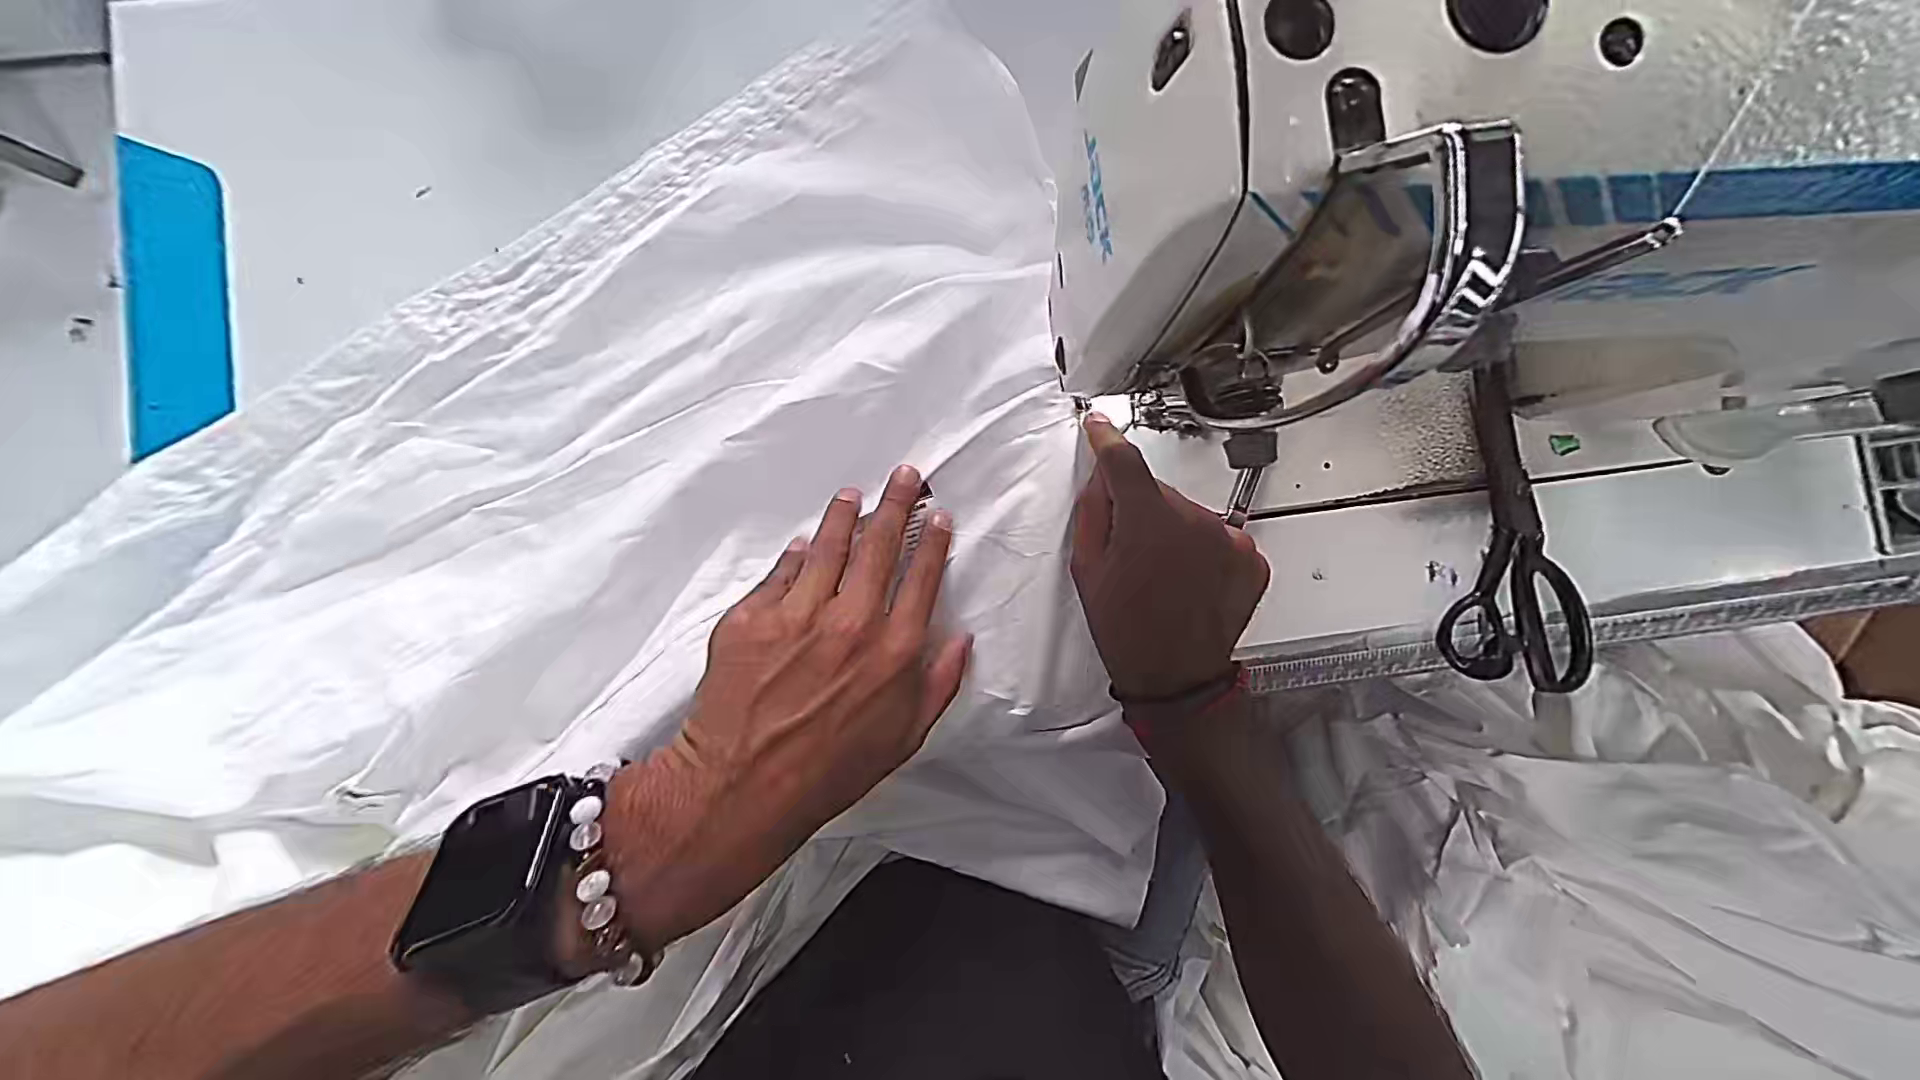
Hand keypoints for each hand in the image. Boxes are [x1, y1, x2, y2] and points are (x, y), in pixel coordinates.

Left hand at [605, 465, 970, 948]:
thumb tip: (961, 641)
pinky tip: (807, 541)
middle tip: (904, 477)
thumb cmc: (827, 771)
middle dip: (897, 505)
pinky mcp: (752, 618)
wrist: (741, 789)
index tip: (938, 516)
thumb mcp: (903, 738)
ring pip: (830, 547)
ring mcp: (799, 616)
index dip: (932, 541)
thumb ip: (940, 683)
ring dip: (846, 515)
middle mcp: (851, 623)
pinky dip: (798, 553)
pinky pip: (782, 572)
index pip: (921, 577)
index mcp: (893, 651)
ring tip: (855, 494)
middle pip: (880, 546)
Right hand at [1070, 414, 1268, 700]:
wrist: (1174, 675)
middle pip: (1158, 490)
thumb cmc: (1129, 630)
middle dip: (1140, 509)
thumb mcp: (1087, 568)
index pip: (1123, 460)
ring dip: (1172, 530)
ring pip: (1188, 512)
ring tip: (1161, 574)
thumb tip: (1100, 481)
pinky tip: (1187, 579)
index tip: (1101, 426)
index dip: (1107, 438)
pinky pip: (1216, 533)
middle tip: (1129, 551)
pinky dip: (1201, 548)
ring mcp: (1226, 538)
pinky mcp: (1249, 555)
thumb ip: (1093, 512)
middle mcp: (1192, 521)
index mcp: (1146, 520)